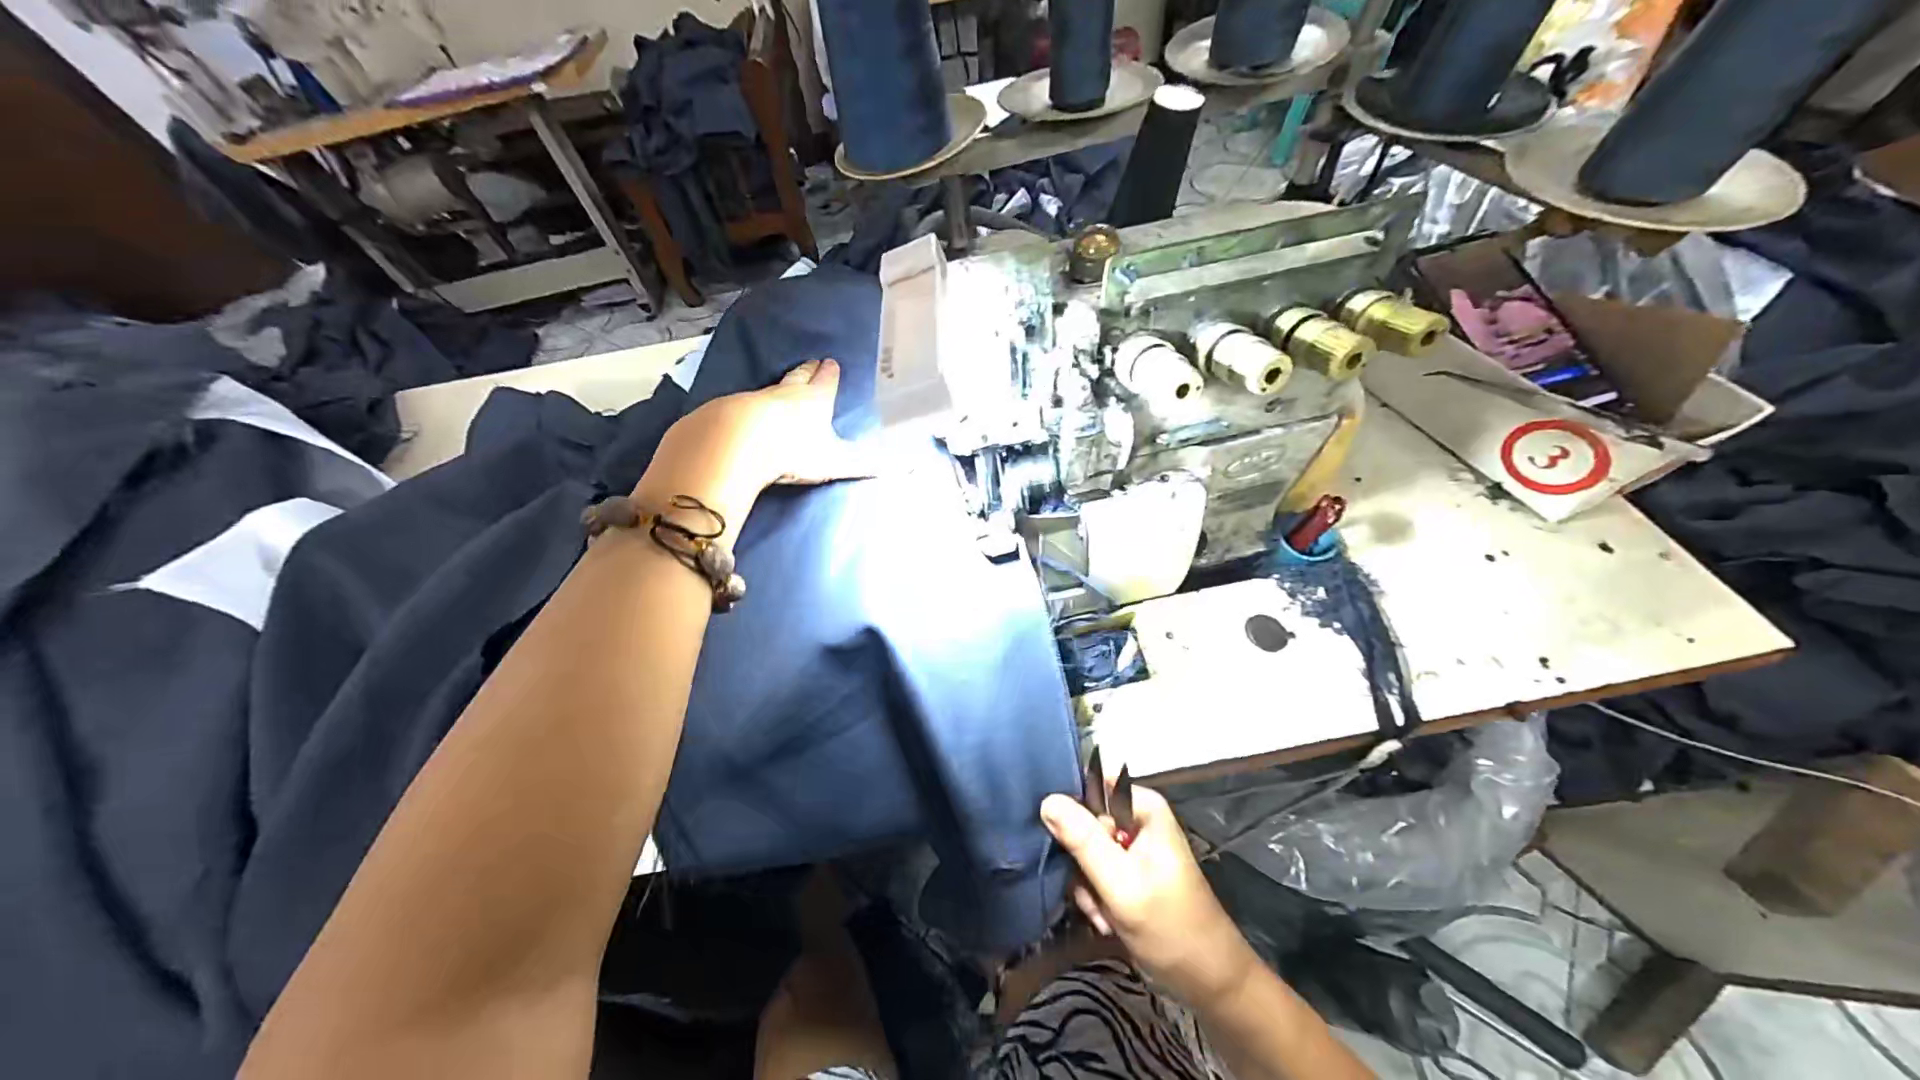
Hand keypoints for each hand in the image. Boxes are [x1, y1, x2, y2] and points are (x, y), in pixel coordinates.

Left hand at [638, 358, 870, 517]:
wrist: (739, 441)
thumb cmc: (794, 449)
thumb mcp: (834, 461)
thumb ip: (859, 464)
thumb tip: (889, 468)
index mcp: (816, 400)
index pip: (826, 382)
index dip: (830, 374)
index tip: (831, 363)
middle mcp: (787, 392)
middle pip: (799, 376)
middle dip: (808, 370)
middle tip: (812, 363)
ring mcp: (756, 398)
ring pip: (773, 386)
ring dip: (781, 384)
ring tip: (785, 383)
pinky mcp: (729, 410)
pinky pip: (746, 402)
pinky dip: (753, 403)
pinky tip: (752, 409)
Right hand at [1040, 784, 1259, 1008]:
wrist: (1206, 980)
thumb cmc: (1170, 927)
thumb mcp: (1122, 883)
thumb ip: (1083, 840)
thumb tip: (1047, 800)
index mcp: (1142, 806)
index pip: (1089, 787)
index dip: (1070, 813)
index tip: (1066, 846)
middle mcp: (1136, 819)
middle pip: (1083, 821)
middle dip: (1080, 861)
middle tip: (1092, 893)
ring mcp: (1131, 846)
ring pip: (1083, 851)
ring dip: (1086, 886)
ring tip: (1103, 914)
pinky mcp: (1126, 871)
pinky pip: (1093, 872)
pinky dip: (1095, 898)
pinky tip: (1106, 921)